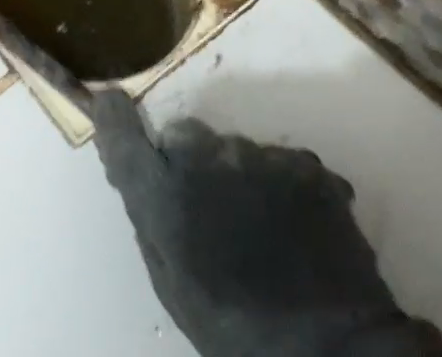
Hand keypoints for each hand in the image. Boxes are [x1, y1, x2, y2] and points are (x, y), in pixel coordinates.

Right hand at [88, 92, 441, 356]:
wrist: (327, 347)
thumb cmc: (230, 324)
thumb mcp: (169, 279)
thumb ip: (149, 215)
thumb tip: (137, 175)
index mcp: (161, 191)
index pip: (120, 127)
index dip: (114, 115)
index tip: (114, 108)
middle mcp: (205, 157)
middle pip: (184, 134)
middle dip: (188, 160)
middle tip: (206, 206)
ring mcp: (260, 156)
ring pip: (234, 148)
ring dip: (236, 174)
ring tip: (257, 225)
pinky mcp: (306, 165)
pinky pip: (279, 162)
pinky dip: (279, 185)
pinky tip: (292, 226)